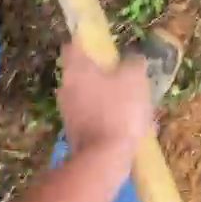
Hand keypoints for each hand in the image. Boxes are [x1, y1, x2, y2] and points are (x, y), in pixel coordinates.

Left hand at [57, 41, 153, 160]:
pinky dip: (108, 117)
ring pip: (89, 96)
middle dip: (103, 74)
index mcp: (76, 68)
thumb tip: (133, 58)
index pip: (73, 45)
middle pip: (83, 72)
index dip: (88, 42)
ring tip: (134, 105)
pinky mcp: (74, 132)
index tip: (105, 47)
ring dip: (108, 97)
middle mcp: (65, 87)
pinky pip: (93, 116)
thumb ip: (133, 63)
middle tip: (126, 77)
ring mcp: (67, 111)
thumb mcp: (135, 79)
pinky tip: (129, 126)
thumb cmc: (118, 110)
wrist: (103, 158)